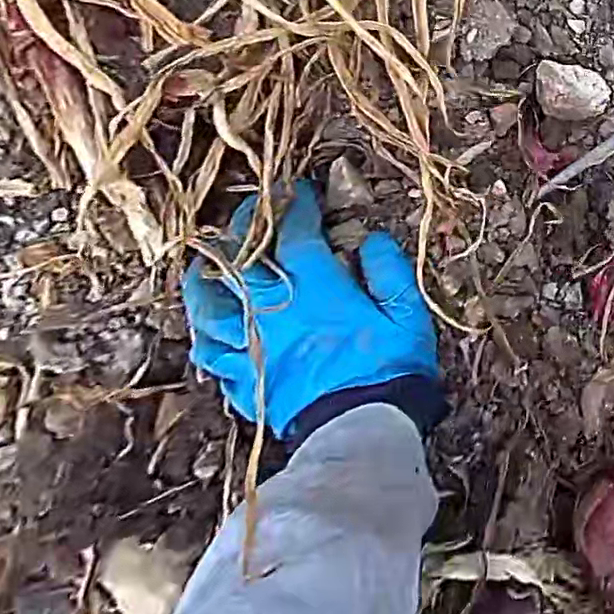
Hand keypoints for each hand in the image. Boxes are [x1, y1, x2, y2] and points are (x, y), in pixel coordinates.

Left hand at [181, 180, 438, 438]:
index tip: (298, 189)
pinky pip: (209, 349)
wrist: (363, 424)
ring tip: (207, 259)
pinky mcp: (242, 377)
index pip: (293, 239)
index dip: (294, 209)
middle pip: (243, 264)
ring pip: (210, 306)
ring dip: (206, 277)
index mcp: (316, 293)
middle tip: (255, 208)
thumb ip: (388, 269)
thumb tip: (368, 238)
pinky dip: (205, 327)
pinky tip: (207, 319)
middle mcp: (272, 315)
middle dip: (248, 228)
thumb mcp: (408, 309)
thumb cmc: (392, 362)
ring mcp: (251, 347)